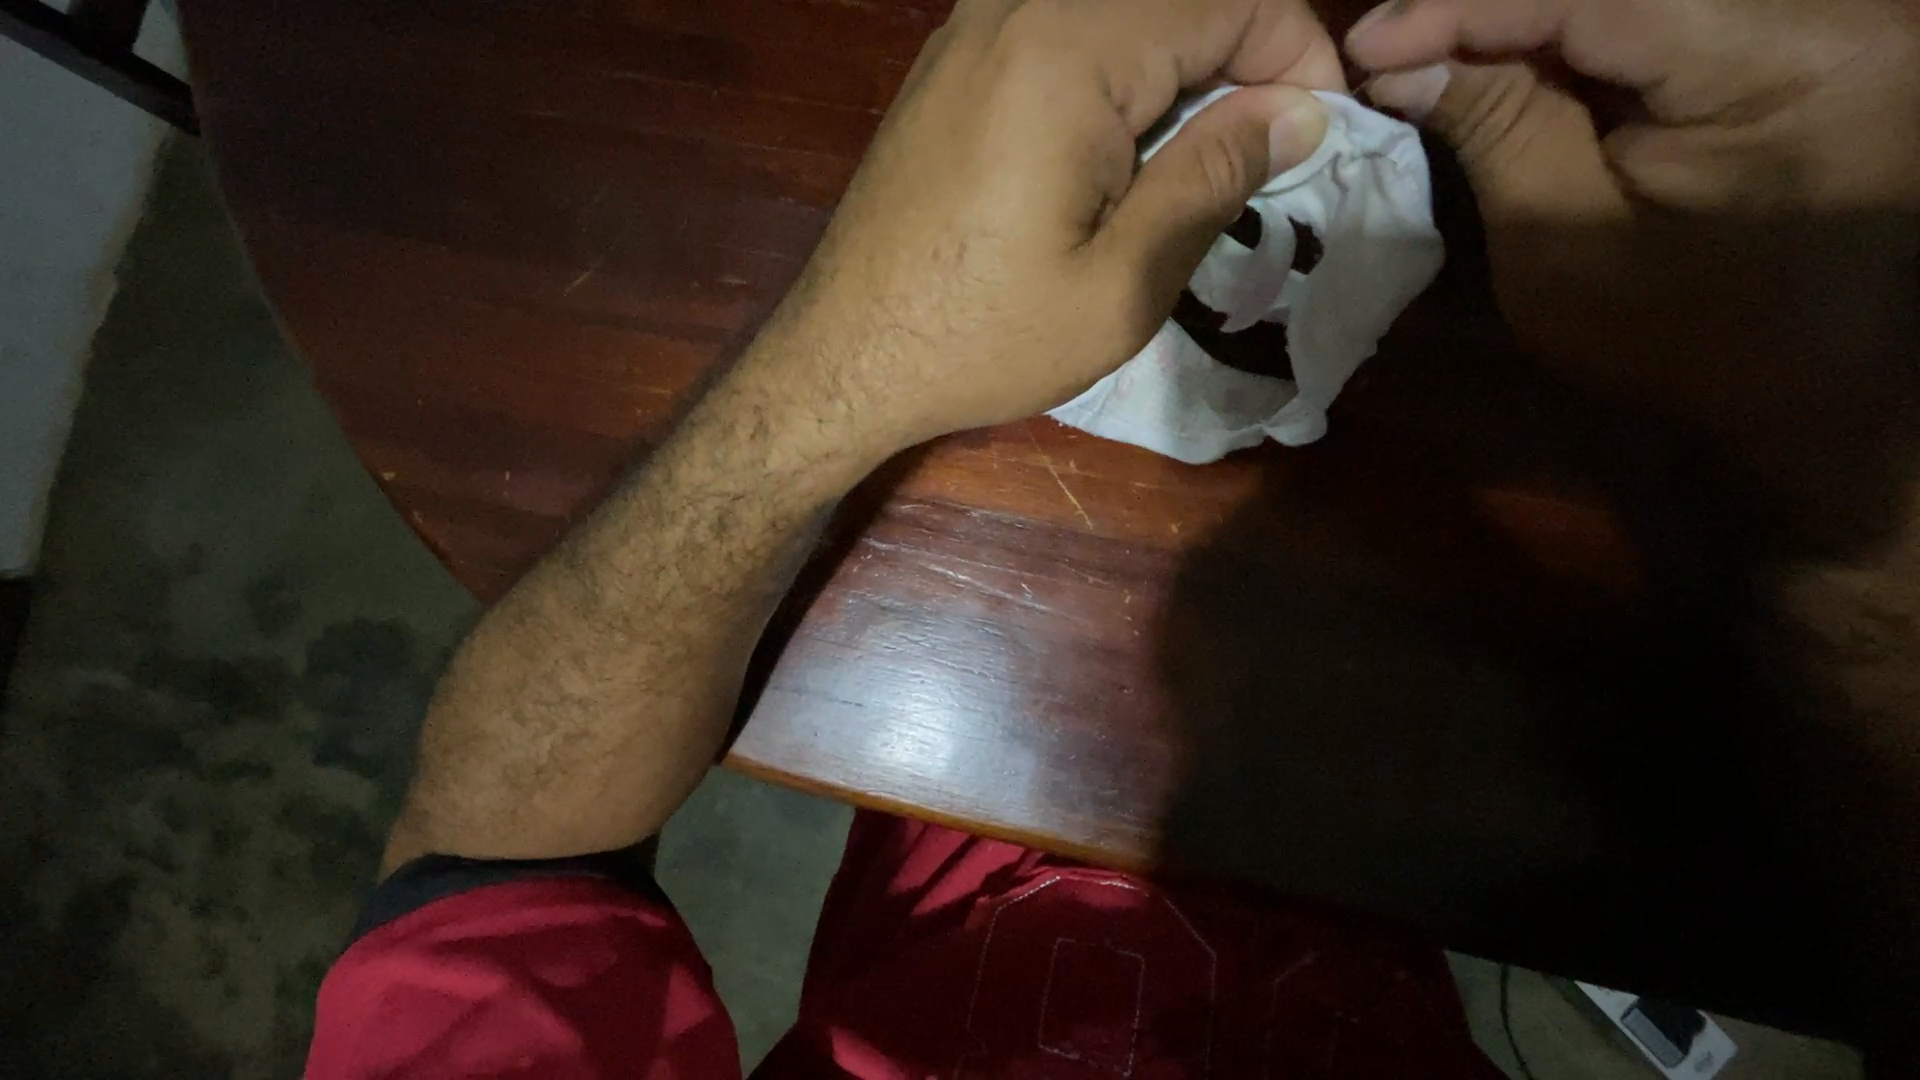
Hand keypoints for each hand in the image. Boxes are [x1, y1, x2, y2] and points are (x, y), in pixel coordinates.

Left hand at [746, 0, 1344, 459]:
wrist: (844, 360)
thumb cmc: (981, 341)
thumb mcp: (1119, 287)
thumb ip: (1212, 180)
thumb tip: (1295, 112)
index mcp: (1067, 49)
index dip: (1297, 53)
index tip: (1317, 135)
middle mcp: (1014, 10)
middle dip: (1239, 60)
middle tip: (1260, 155)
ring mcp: (968, 33)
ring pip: (1115, 17)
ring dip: (1174, 73)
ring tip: (1193, 163)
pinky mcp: (947, 71)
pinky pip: (1057, 39)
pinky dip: (1111, 80)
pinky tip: (1114, 154)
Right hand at [1343, 0, 1919, 514]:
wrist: (1790, 384)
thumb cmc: (1668, 339)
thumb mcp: (1561, 241)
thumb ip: (1497, 130)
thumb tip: (1406, 65)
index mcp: (1787, 63)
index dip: (1472, 8)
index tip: (1369, 39)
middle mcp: (1831, 9)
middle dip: (1488, 9)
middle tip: (1389, 46)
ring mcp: (1819, 20)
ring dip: (1516, 22)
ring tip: (1425, 53)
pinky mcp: (1792, 44)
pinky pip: (1654, 23)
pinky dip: (1562, 41)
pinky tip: (1493, 62)